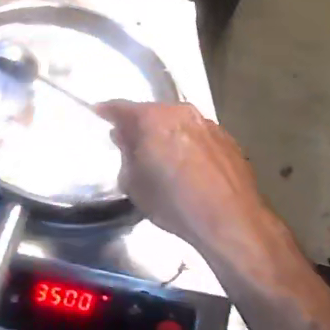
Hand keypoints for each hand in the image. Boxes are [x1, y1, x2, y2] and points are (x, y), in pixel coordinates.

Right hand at [95, 101, 286, 271]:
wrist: (231, 221)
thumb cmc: (173, 203)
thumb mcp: (134, 184)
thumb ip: (126, 155)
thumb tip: (126, 140)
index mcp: (152, 118)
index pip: (121, 107)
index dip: (107, 111)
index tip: (99, 113)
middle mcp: (180, 112)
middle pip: (152, 112)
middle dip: (139, 124)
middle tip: (130, 141)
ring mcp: (207, 123)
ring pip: (177, 122)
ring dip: (166, 133)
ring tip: (162, 155)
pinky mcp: (228, 139)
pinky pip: (198, 135)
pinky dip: (189, 144)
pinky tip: (190, 166)